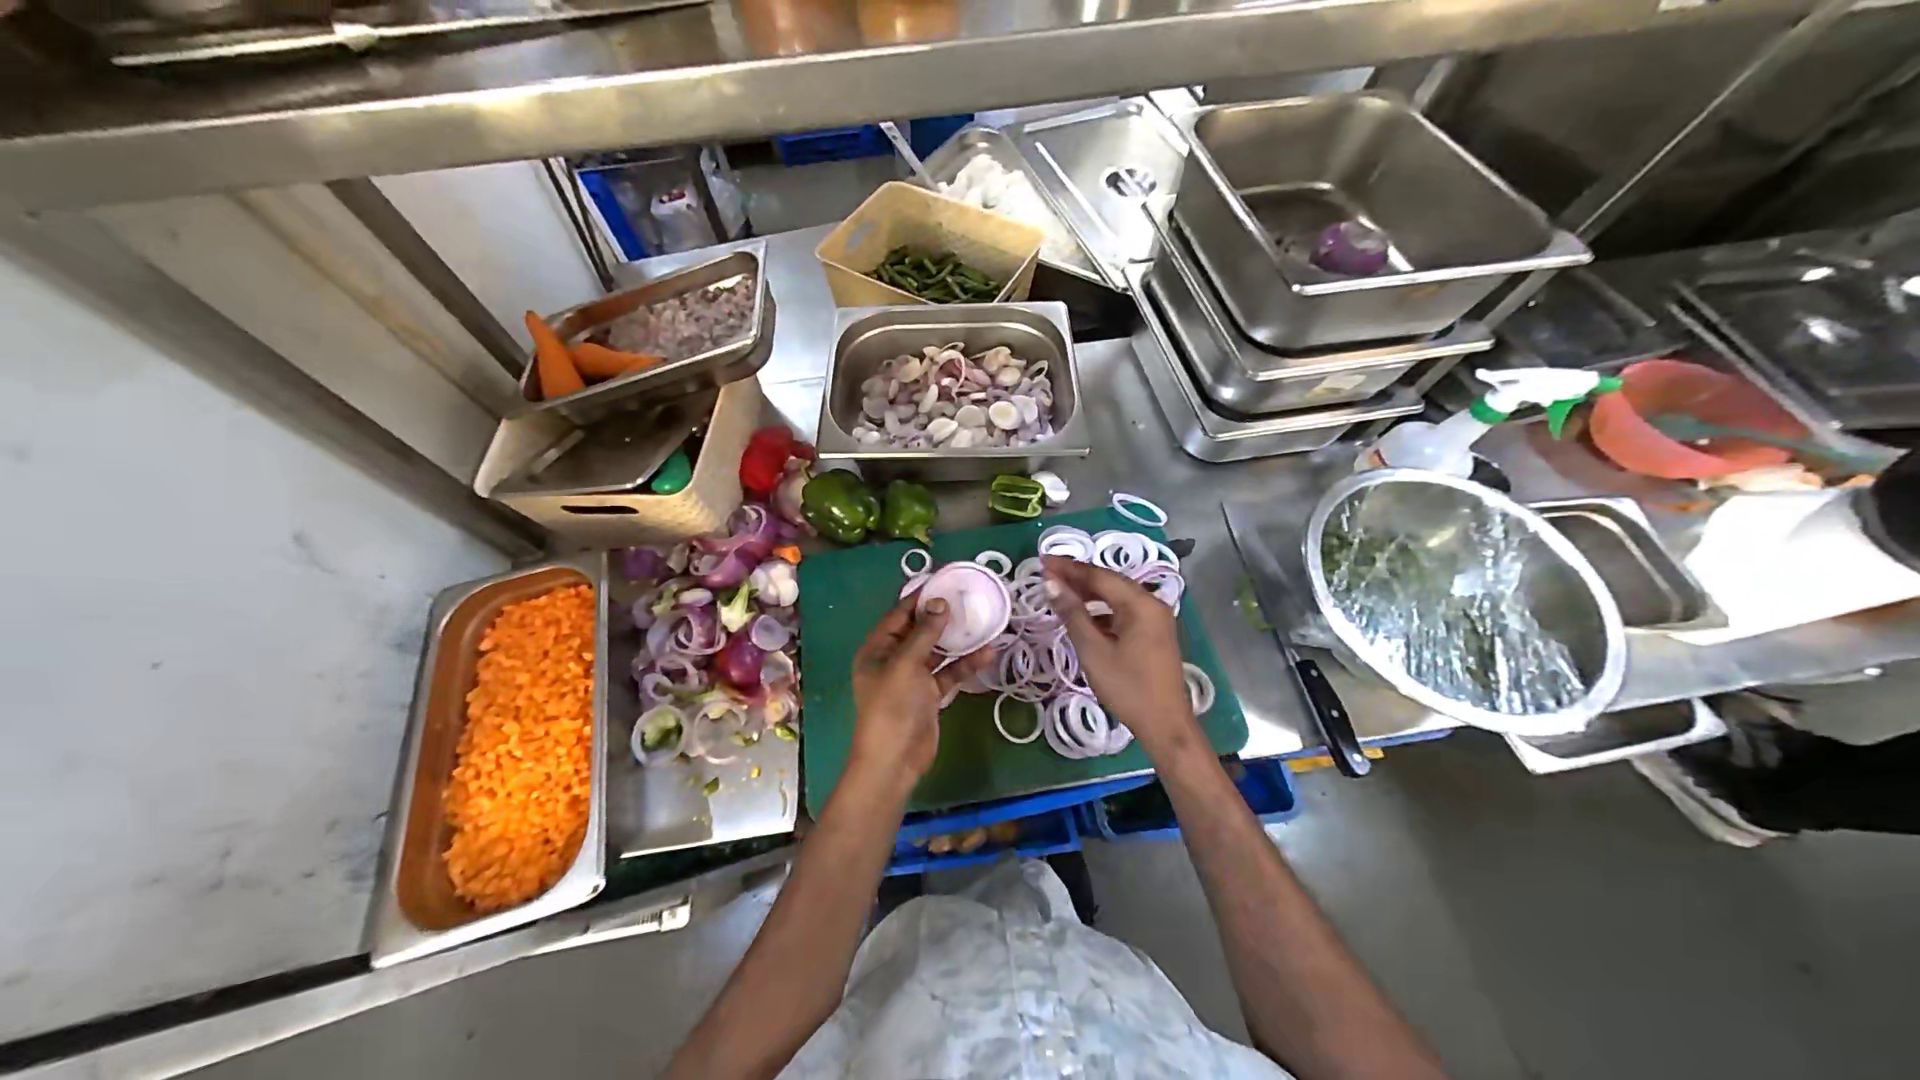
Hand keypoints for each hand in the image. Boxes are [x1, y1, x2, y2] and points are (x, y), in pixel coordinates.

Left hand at [850, 597, 994, 785]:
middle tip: (970, 598)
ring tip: (984, 621)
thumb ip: (924, 634)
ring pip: (938, 651)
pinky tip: (988, 654)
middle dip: (943, 617)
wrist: (895, 759)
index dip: (920, 598)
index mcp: (877, 650)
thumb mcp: (905, 665)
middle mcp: (893, 660)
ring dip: (959, 640)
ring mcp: (913, 678)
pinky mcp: (930, 695)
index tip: (945, 581)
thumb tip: (940, 603)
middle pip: (920, 631)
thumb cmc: (892, 707)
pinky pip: (949, 673)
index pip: (899, 615)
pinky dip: (966, 664)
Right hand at [1044, 555, 1198, 750]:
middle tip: (1047, 572)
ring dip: (1089, 592)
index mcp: (1140, 604)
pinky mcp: (1154, 633)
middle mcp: (1152, 604)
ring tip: (1060, 590)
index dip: (1069, 568)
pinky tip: (1083, 615)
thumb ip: (1072, 614)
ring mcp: (1155, 618)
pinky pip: (1123, 611)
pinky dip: (1101, 609)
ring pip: (1117, 596)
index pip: (1099, 576)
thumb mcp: (1093, 650)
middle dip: (1078, 577)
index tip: (1043, 561)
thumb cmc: (1127, 687)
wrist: (1164, 724)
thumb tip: (1052, 584)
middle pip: (1110, 582)